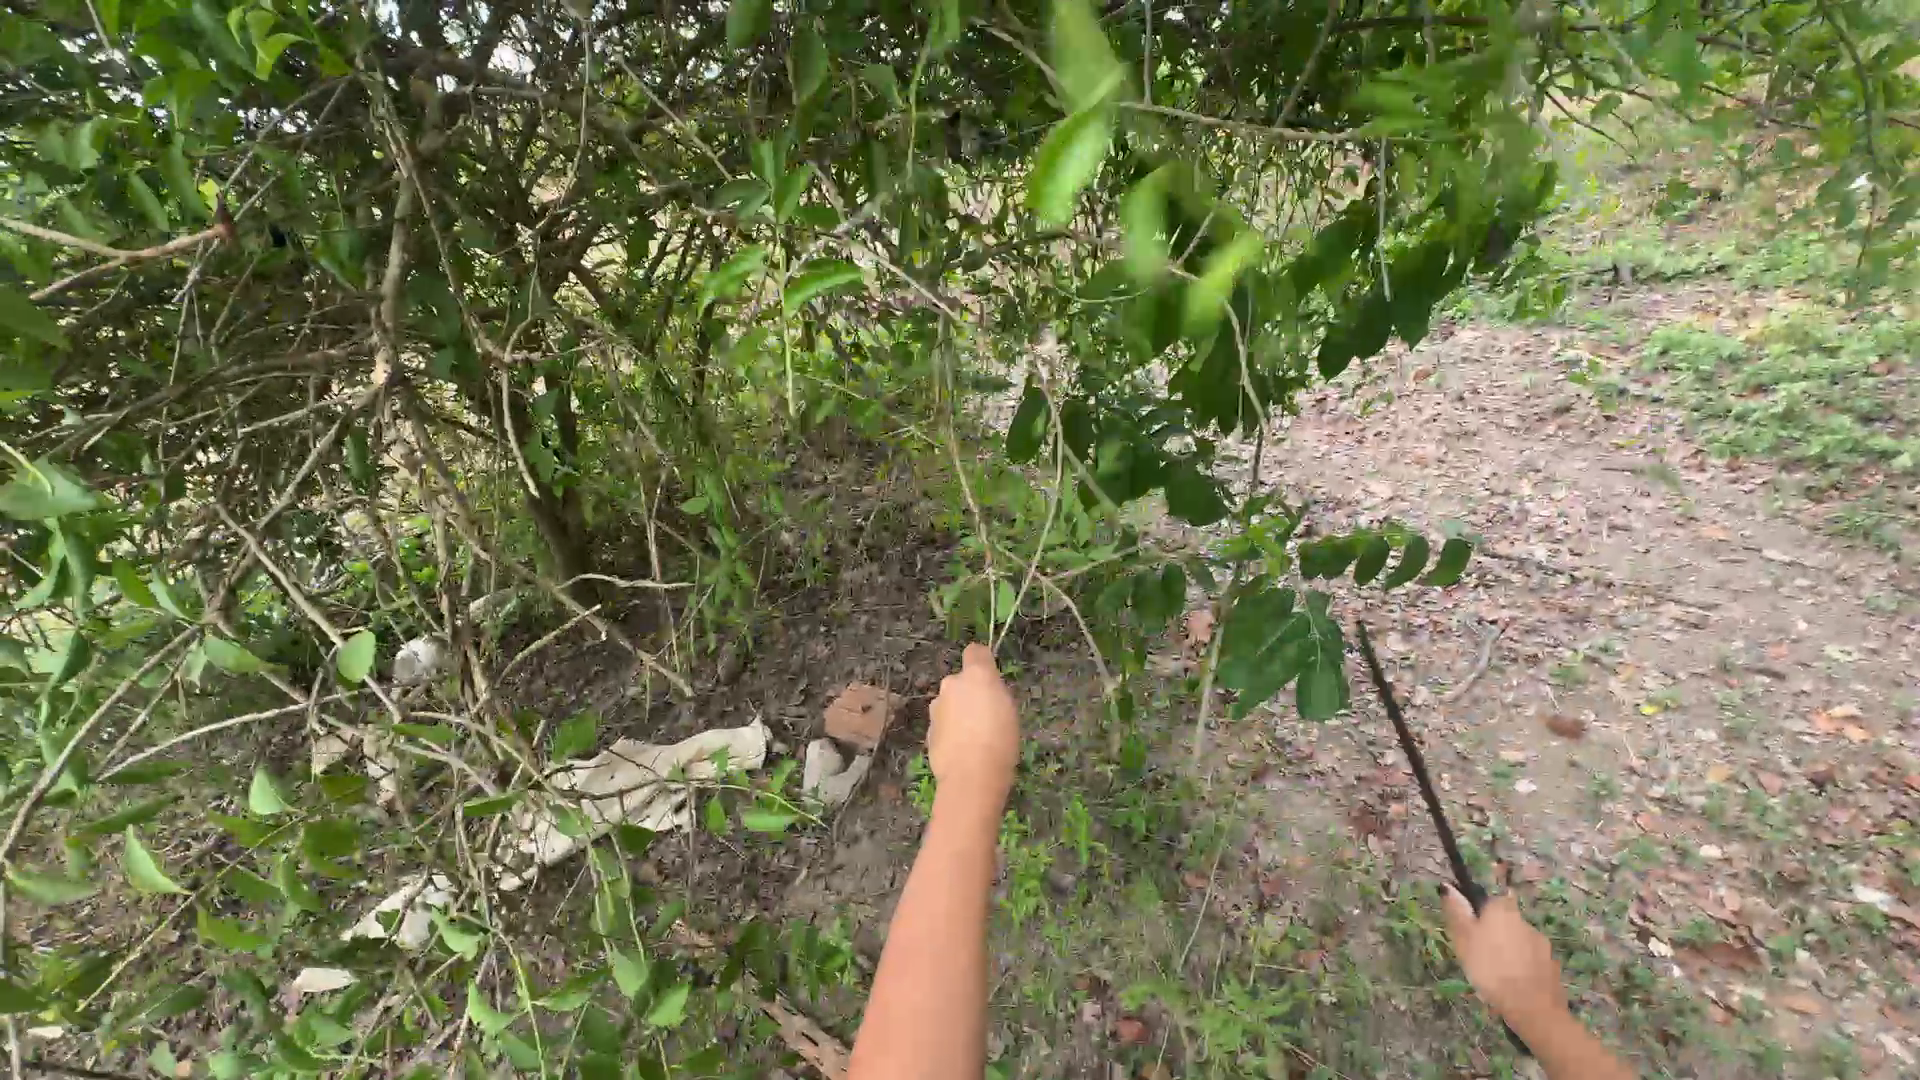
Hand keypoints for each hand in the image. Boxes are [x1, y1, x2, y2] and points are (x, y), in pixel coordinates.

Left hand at [927, 643, 1019, 804]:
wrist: (971, 776)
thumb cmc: (1001, 741)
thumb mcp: (1010, 711)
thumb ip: (995, 693)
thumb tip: (986, 693)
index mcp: (977, 675)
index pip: (975, 651)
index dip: (982, 661)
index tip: (990, 678)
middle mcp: (952, 684)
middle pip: (961, 681)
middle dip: (969, 694)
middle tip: (986, 717)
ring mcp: (937, 707)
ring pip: (950, 703)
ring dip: (958, 713)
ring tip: (974, 739)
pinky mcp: (928, 729)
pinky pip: (943, 724)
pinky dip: (950, 732)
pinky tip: (961, 751)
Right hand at [1441, 887, 1567, 1031]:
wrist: (1533, 1010)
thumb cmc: (1490, 967)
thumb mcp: (1462, 938)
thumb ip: (1456, 911)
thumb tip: (1448, 887)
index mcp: (1503, 910)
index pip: (1492, 899)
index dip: (1481, 910)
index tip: (1471, 925)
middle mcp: (1526, 922)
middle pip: (1506, 921)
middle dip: (1495, 932)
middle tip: (1479, 951)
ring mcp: (1543, 947)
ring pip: (1520, 942)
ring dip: (1510, 950)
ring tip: (1497, 971)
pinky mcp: (1554, 969)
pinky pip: (1533, 961)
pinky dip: (1523, 967)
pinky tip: (1514, 983)